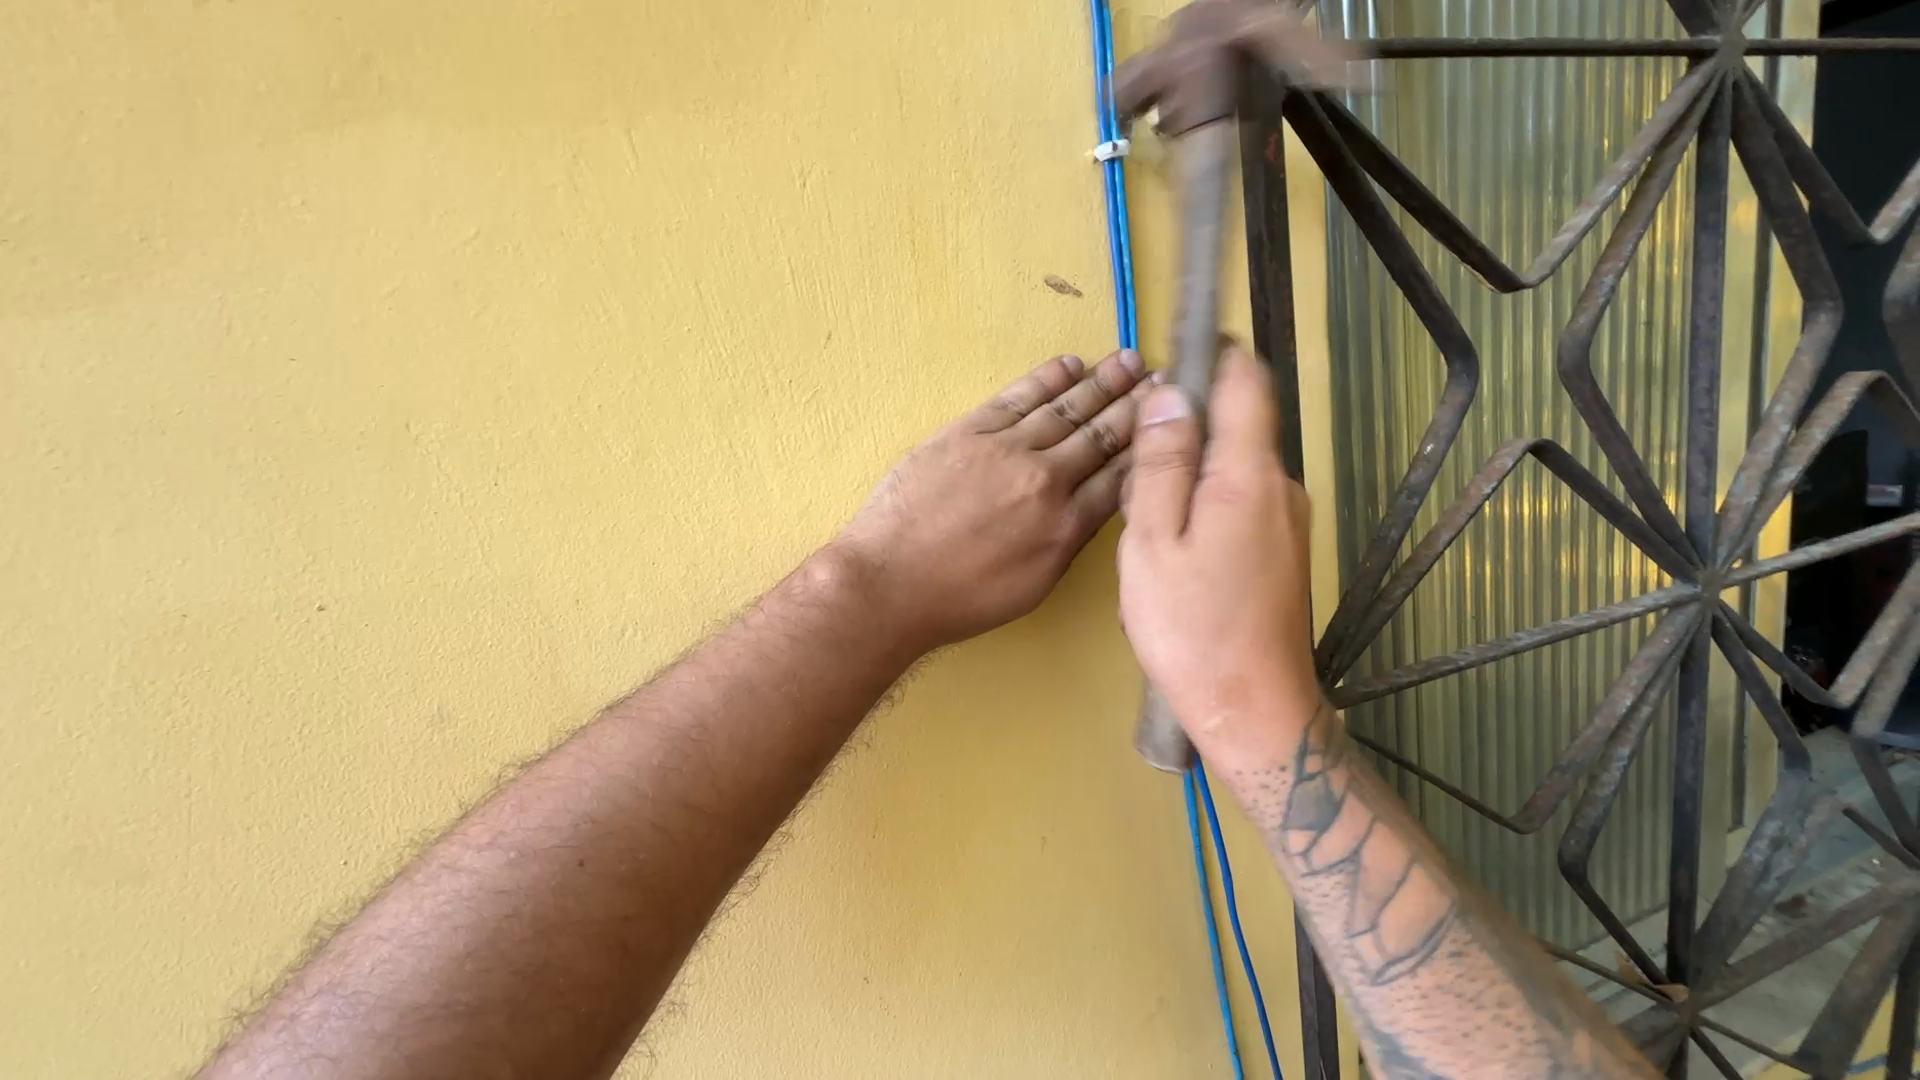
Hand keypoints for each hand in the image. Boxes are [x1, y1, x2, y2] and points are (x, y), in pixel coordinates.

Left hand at [836, 349, 1155, 650]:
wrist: (891, 582)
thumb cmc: (960, 599)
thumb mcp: (1033, 586)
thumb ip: (1068, 541)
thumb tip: (1093, 506)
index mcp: (1064, 526)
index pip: (1119, 475)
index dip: (1148, 445)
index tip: (1169, 422)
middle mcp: (1045, 481)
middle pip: (1101, 435)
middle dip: (1135, 405)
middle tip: (1162, 379)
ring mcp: (1005, 450)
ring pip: (1065, 409)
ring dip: (1101, 383)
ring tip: (1129, 361)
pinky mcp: (968, 431)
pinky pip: (1017, 397)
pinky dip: (1047, 379)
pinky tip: (1069, 365)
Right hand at [1117, 347, 1319, 759]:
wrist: (1252, 710)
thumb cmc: (1190, 628)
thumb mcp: (1152, 542)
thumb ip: (1159, 464)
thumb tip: (1167, 393)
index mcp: (1248, 475)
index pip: (1245, 380)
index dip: (1213, 353)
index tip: (1171, 355)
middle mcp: (1282, 486)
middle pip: (1236, 424)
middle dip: (1184, 430)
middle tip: (1133, 473)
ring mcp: (1289, 520)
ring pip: (1234, 468)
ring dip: (1188, 476)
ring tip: (1146, 528)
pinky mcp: (1285, 551)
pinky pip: (1241, 503)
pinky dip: (1204, 508)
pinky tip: (1174, 557)